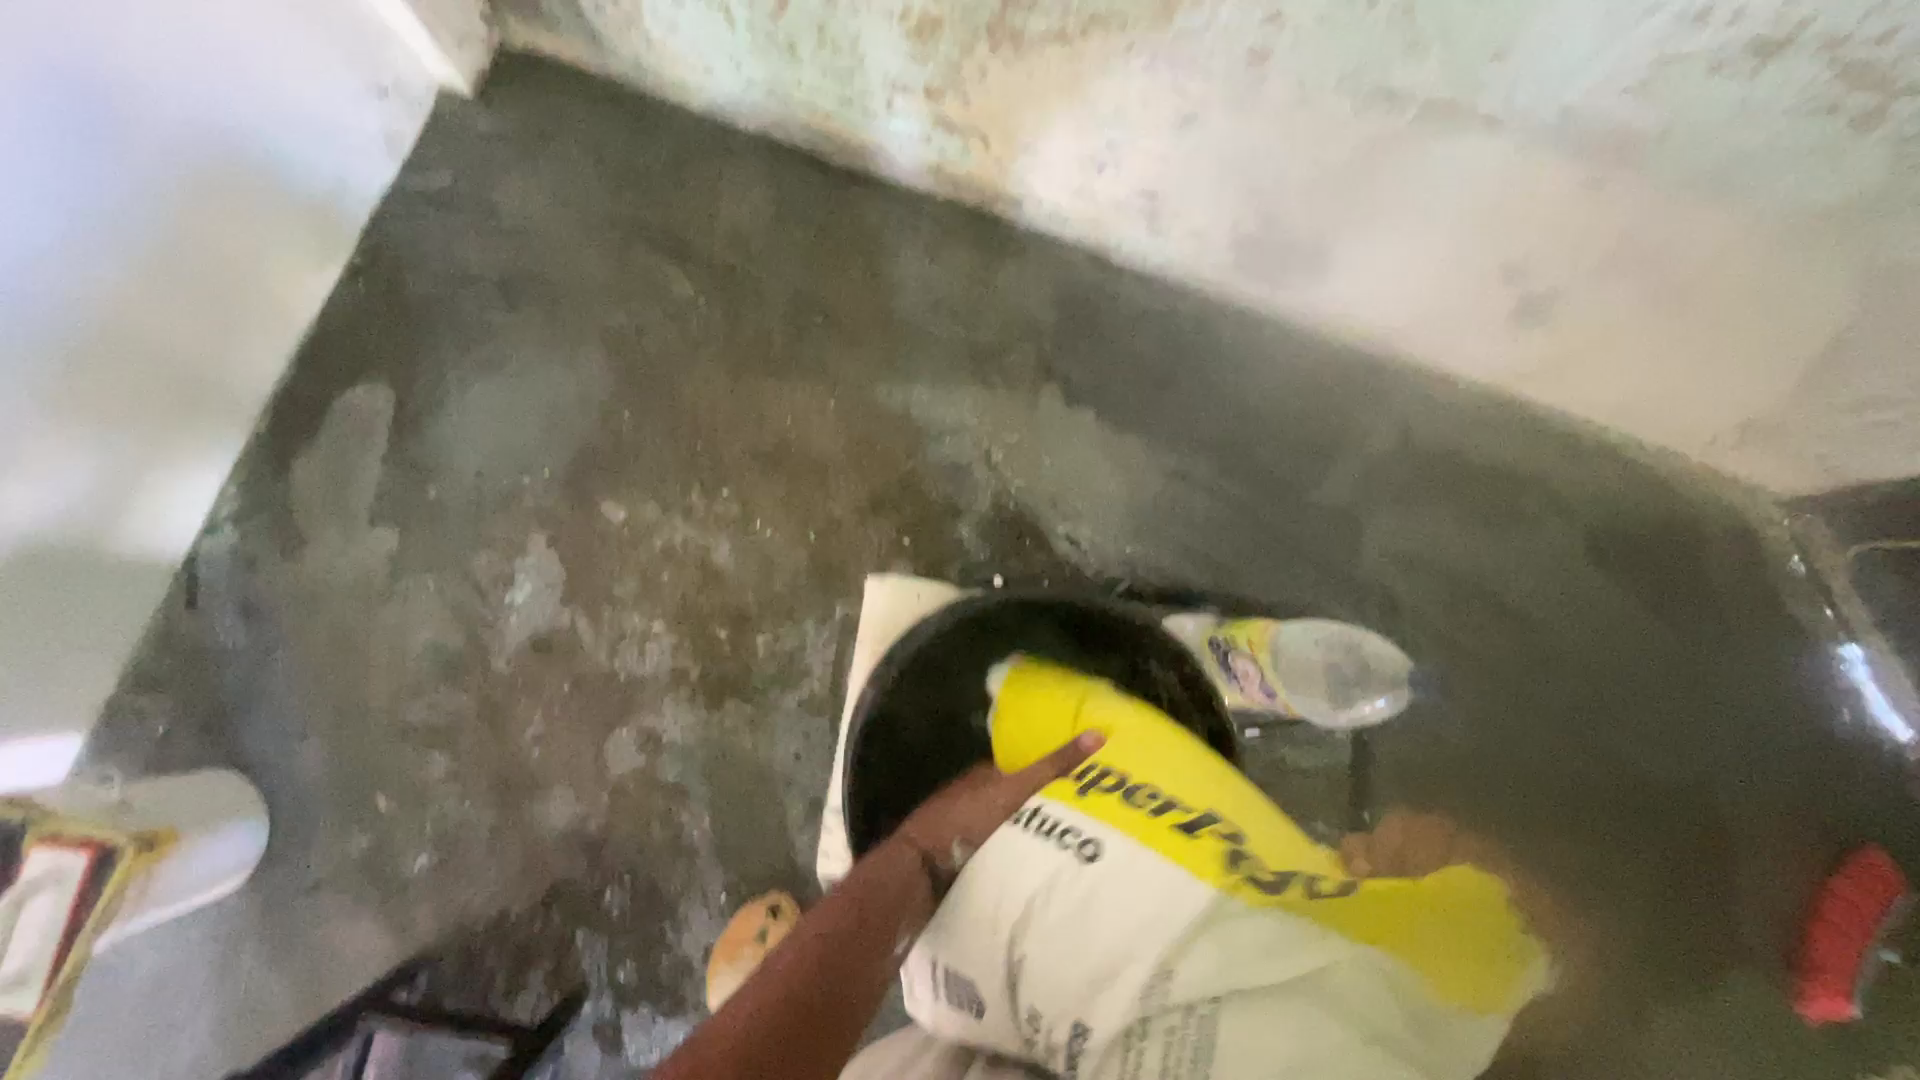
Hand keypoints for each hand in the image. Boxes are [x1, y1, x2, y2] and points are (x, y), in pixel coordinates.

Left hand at [892, 731, 1104, 877]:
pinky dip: (1017, 865)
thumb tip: (1097, 734)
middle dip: (1046, 814)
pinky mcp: (964, 865)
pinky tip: (1040, 875)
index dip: (1053, 776)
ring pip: (1009, 834)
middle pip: (1018, 804)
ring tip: (1073, 855)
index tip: (1085, 787)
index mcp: (984, 778)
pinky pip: (999, 861)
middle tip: (1088, 826)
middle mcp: (974, 802)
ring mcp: (967, 834)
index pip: (1024, 771)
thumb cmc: (967, 820)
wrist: (920, 871)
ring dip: (1032, 842)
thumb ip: (1052, 767)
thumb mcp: (1015, 790)